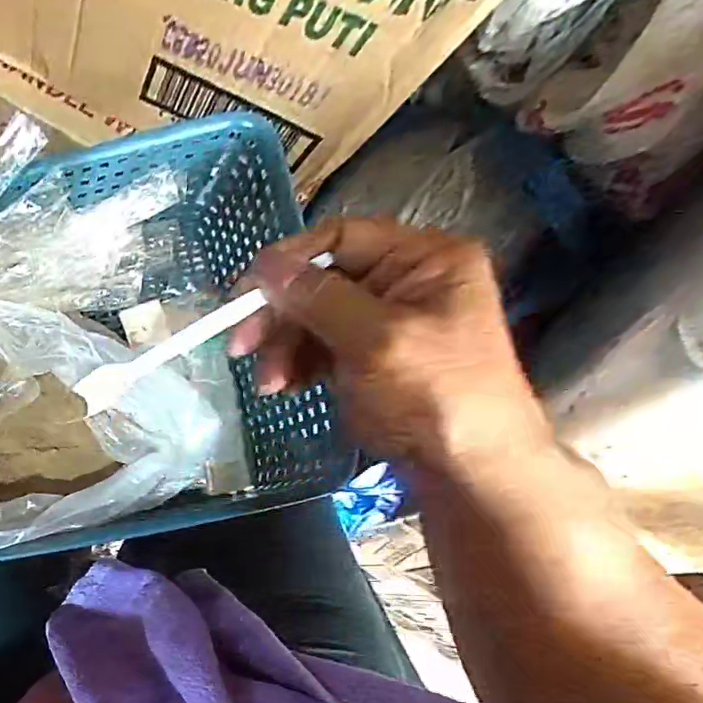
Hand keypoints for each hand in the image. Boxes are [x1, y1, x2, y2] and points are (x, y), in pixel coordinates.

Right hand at [232, 217, 552, 476]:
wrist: (463, 463)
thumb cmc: (432, 393)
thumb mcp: (375, 340)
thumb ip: (319, 299)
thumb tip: (265, 266)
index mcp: (422, 260)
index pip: (341, 238)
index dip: (289, 261)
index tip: (244, 294)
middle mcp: (400, 282)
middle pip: (316, 283)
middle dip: (277, 317)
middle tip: (239, 349)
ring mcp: (379, 322)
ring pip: (307, 319)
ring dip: (280, 349)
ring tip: (270, 386)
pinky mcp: (361, 357)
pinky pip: (313, 348)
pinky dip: (292, 366)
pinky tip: (285, 389)